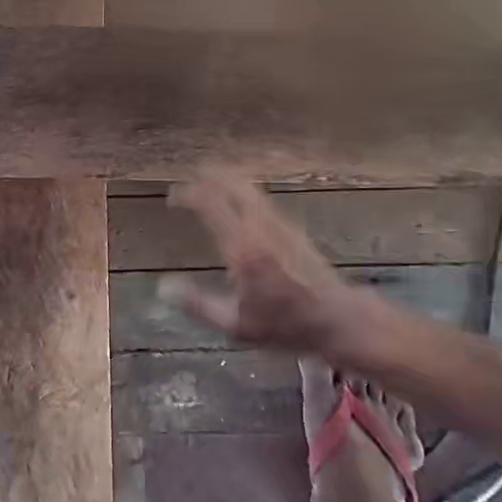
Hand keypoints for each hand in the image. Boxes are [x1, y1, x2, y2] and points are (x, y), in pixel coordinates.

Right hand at [160, 173, 366, 352]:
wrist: (338, 319)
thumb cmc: (286, 326)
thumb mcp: (236, 325)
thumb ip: (198, 304)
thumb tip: (163, 287)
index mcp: (243, 247)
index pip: (211, 204)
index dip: (189, 194)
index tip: (172, 197)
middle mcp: (261, 227)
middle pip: (233, 185)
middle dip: (210, 176)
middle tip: (191, 176)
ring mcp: (280, 224)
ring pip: (250, 188)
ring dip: (228, 180)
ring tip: (211, 181)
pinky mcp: (293, 228)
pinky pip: (261, 198)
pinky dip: (243, 191)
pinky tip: (239, 200)